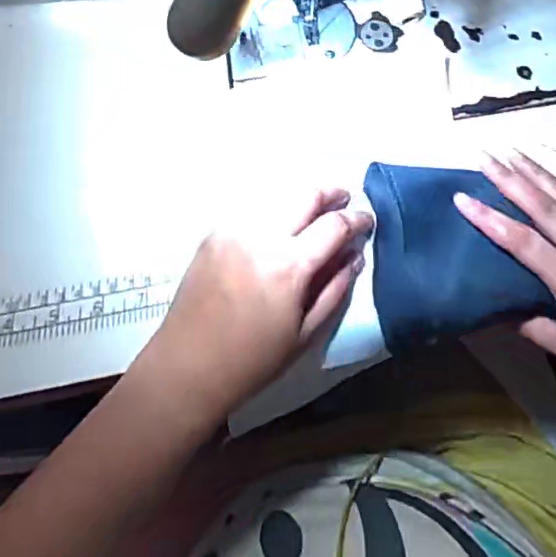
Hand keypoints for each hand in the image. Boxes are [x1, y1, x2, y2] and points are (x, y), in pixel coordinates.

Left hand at [129, 189, 371, 431]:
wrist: (188, 363)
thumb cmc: (253, 360)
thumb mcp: (305, 334)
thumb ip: (334, 289)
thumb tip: (355, 255)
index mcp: (289, 266)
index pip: (334, 225)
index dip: (357, 220)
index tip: (367, 219)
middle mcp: (261, 235)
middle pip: (304, 194)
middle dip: (330, 193)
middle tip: (344, 199)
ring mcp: (233, 229)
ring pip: (276, 196)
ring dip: (299, 198)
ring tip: (313, 210)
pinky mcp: (213, 232)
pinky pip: (251, 210)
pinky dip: (271, 209)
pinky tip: (278, 223)